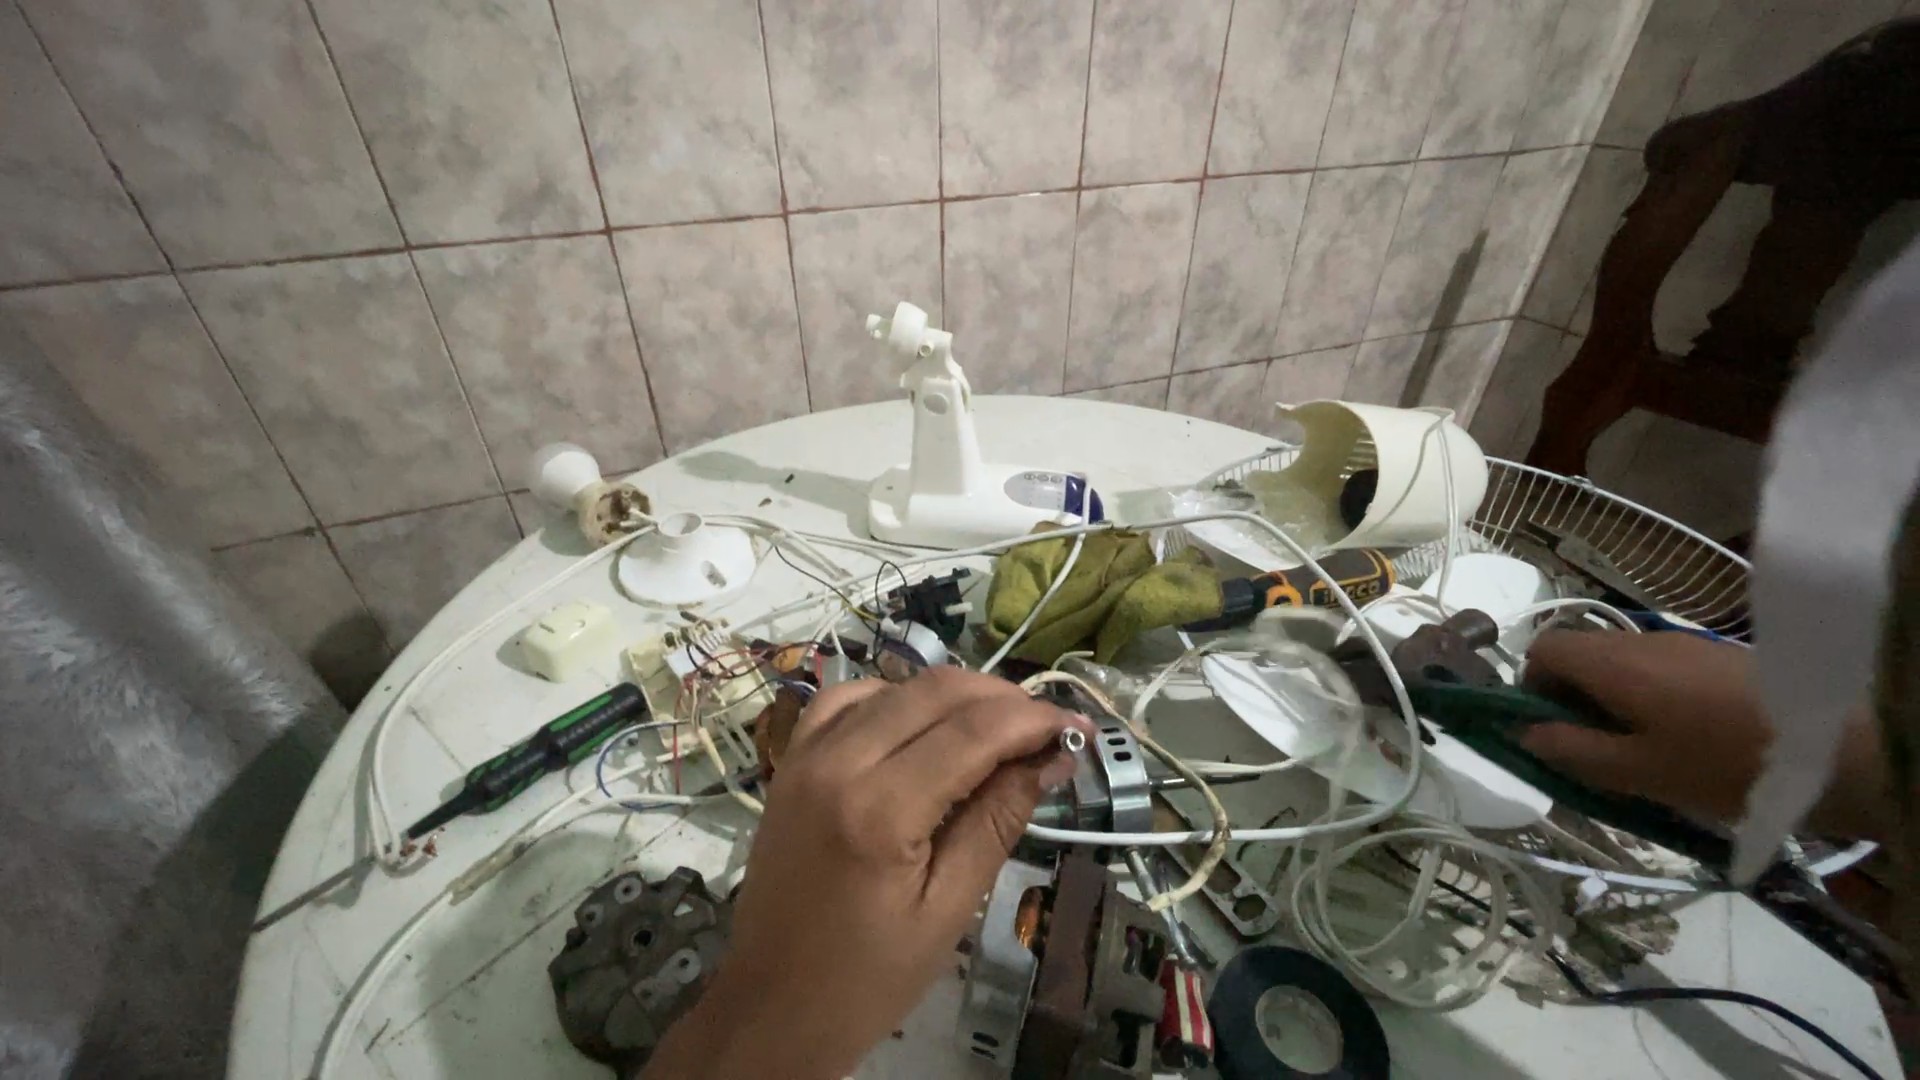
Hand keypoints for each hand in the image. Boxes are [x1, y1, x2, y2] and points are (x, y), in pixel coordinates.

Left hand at [645, 669, 1088, 1079]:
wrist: (770, 1003)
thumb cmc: (868, 976)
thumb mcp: (949, 908)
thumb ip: (998, 820)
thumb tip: (1052, 759)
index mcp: (880, 809)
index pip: (973, 731)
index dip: (1032, 719)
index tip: (1074, 727)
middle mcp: (839, 761)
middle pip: (936, 692)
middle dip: (1002, 698)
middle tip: (1045, 727)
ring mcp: (807, 752)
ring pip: (896, 684)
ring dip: (954, 693)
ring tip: (997, 725)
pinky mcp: (793, 757)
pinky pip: (849, 697)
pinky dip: (896, 695)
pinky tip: (921, 720)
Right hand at [1520, 629, 1889, 840]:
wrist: (1857, 749)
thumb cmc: (1729, 763)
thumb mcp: (1640, 772)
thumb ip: (1572, 750)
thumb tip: (1525, 733)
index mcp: (1610, 663)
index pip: (1541, 649)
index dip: (1532, 686)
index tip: (1553, 727)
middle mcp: (1640, 641)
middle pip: (1581, 654)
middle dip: (1575, 695)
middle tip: (1600, 745)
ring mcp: (1685, 645)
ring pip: (1623, 662)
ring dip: (1618, 697)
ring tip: (1649, 745)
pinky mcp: (1723, 655)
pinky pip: (1663, 667)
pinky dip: (1656, 694)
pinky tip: (1693, 734)